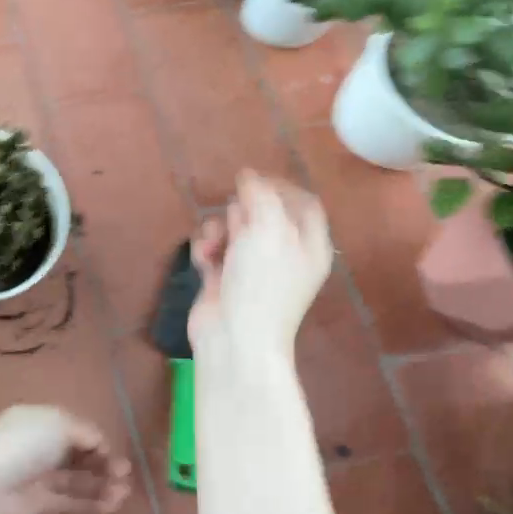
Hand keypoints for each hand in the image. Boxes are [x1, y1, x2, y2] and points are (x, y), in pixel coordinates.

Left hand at [0, 406, 131, 513]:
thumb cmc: (22, 445)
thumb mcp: (58, 425)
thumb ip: (83, 431)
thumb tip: (99, 442)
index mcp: (36, 420)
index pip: (71, 427)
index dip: (93, 439)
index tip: (110, 451)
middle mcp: (36, 446)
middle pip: (75, 455)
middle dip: (101, 463)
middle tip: (124, 474)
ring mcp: (35, 476)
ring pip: (74, 481)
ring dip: (100, 486)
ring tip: (123, 494)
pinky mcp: (36, 504)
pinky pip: (67, 504)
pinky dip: (89, 505)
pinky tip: (110, 508)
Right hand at [189, 172, 332, 366]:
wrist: (234, 337)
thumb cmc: (261, 283)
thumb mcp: (268, 230)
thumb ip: (261, 196)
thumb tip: (248, 176)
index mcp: (309, 245)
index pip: (303, 203)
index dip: (281, 187)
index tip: (254, 180)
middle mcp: (285, 254)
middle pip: (263, 214)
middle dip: (241, 211)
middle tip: (235, 219)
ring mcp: (255, 268)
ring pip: (233, 230)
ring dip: (218, 230)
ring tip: (213, 244)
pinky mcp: (225, 279)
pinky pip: (214, 250)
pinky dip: (206, 251)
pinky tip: (203, 260)